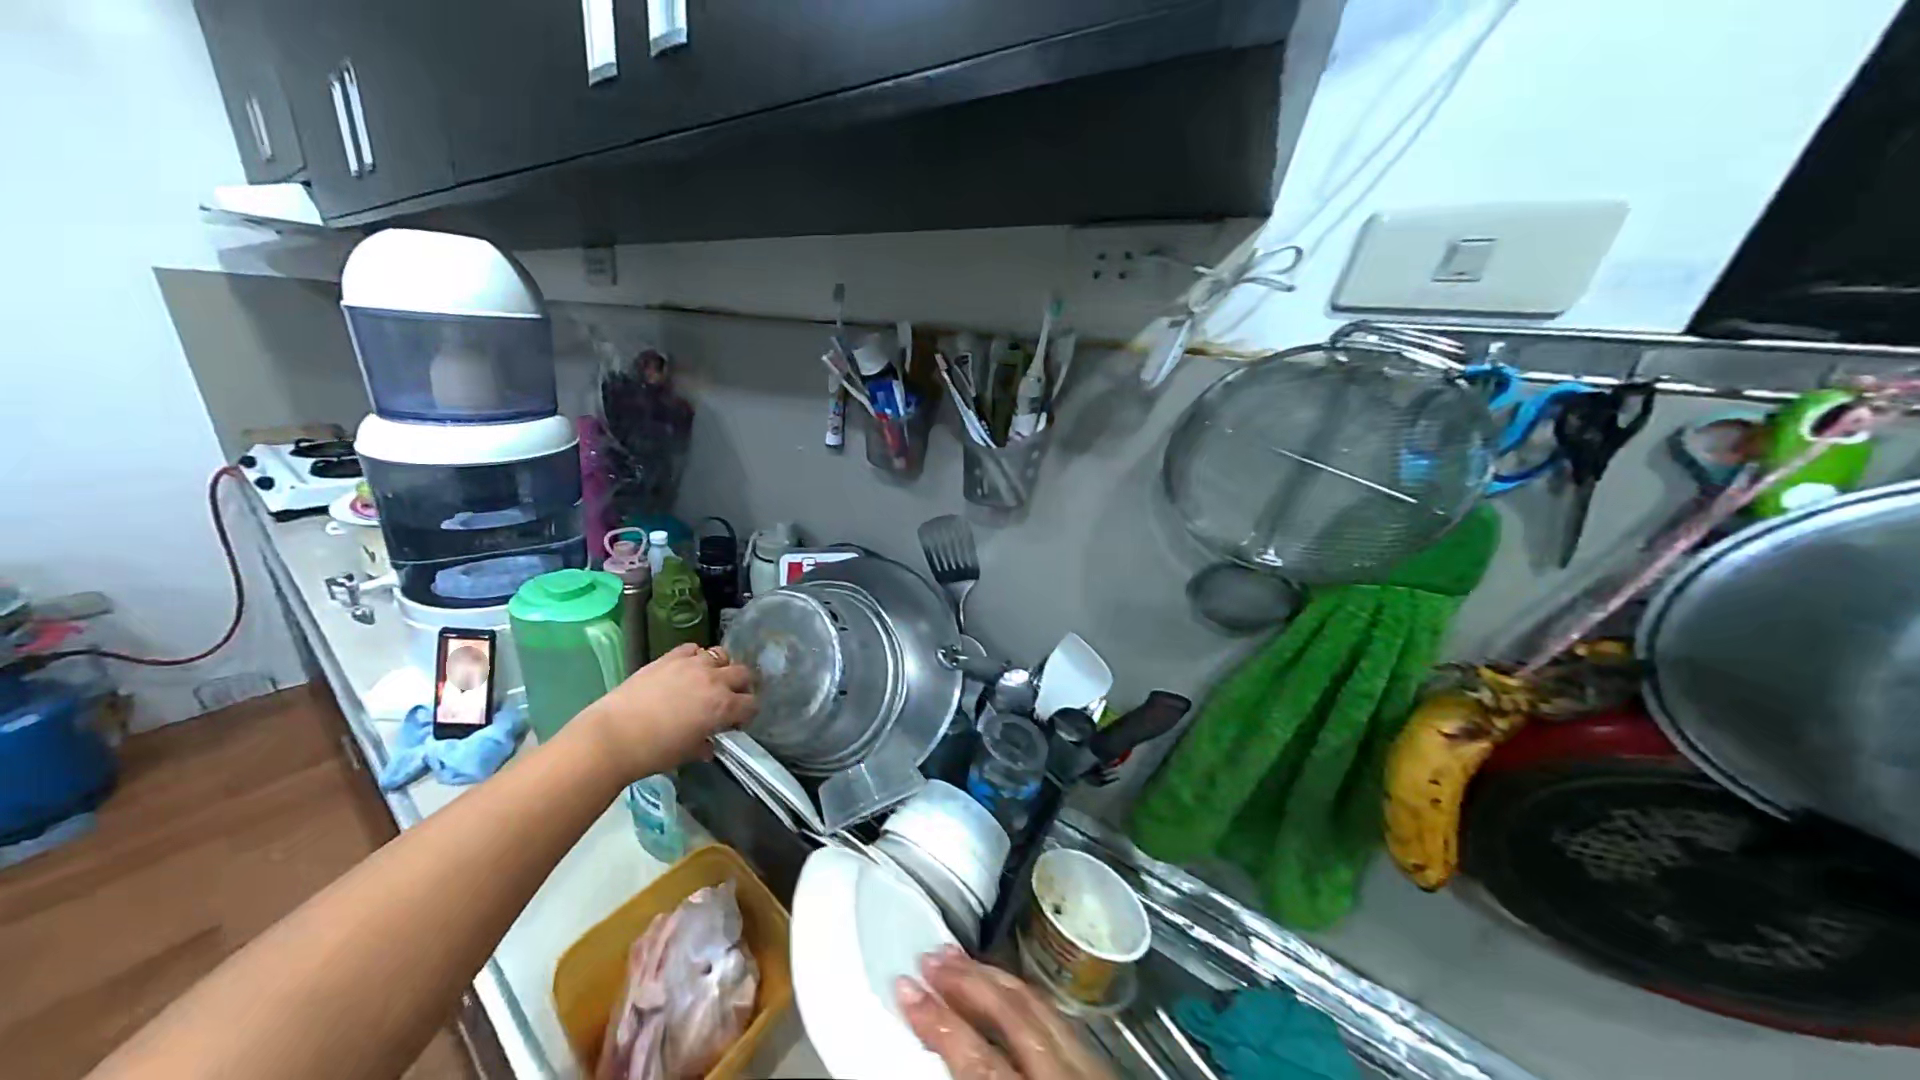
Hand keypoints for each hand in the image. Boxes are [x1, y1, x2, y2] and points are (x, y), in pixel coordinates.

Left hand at [580, 644, 756, 780]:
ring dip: (721, 667)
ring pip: (721, 655)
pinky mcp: (670, 657)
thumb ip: (703, 745)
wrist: (613, 736)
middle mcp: (714, 680)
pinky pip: (693, 648)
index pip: (751, 704)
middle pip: (743, 674)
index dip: (746, 713)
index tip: (735, 722)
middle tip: (729, 698)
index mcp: (723, 706)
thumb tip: (708, 745)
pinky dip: (696, 657)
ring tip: (709, 679)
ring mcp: (692, 665)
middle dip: (741, 686)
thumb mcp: (686, 753)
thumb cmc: (654, 752)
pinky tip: (687, 669)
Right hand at [896, 947, 1113, 1079]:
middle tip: (929, 960)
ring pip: (1039, 1006)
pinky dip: (1023, 996)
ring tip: (957, 960)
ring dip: (993, 979)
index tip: (905, 990)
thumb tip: (939, 1058)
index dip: (939, 1023)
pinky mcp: (1103, 1068)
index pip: (980, 1064)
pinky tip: (1002, 986)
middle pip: (1012, 1018)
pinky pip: (1057, 1018)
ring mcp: (1092, 1072)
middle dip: (966, 983)